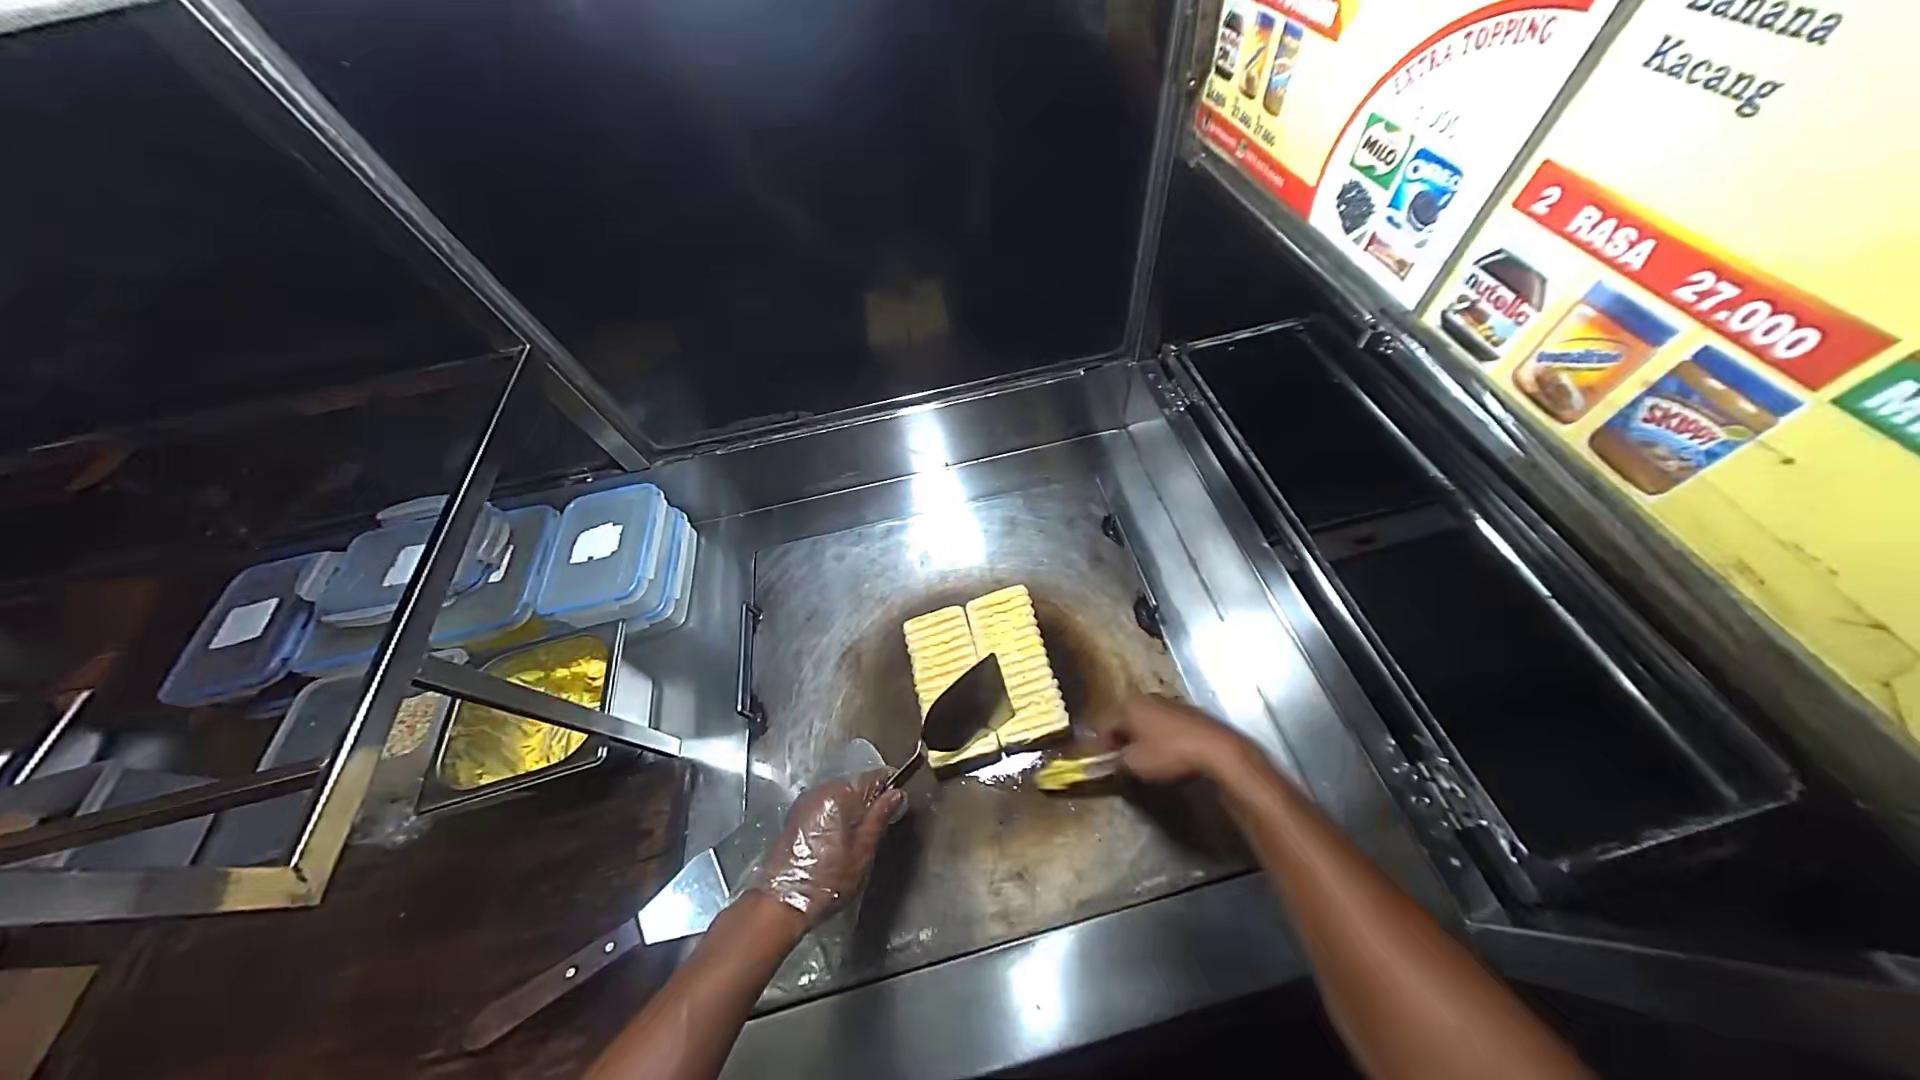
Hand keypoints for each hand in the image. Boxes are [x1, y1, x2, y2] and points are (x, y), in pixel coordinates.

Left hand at [749, 771, 904, 925]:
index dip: (888, 785)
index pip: (872, 776)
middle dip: (870, 800)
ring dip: (852, 809)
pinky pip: (825, 806)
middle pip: (854, 784)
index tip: (898, 799)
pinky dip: (836, 816)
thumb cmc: (828, 879)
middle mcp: (820, 791)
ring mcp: (806, 802)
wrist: (783, 903)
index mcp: (839, 794)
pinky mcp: (796, 816)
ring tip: (860, 835)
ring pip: (839, 796)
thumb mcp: (863, 850)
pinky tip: (839, 838)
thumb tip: (896, 793)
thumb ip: (880, 817)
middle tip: (881, 824)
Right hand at [1105, 696, 1257, 783]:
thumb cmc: (1168, 752)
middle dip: (1126, 740)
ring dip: (1146, 737)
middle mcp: (1147, 698)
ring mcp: (1171, 702)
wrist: (1215, 748)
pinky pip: (1167, 725)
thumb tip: (1115, 762)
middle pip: (1128, 721)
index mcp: (1129, 705)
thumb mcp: (1136, 764)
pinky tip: (1171, 753)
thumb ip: (1118, 762)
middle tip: (1127, 761)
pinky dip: (1165, 737)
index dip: (1104, 747)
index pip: (1107, 727)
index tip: (1107, 763)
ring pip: (1149, 722)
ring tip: (1150, 759)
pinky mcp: (1190, 712)